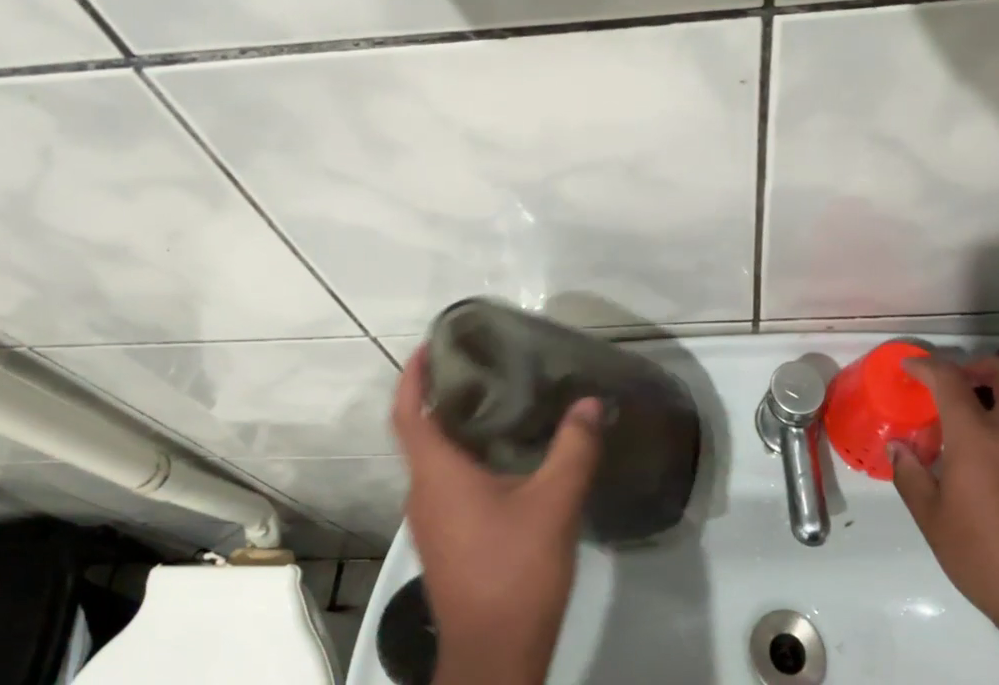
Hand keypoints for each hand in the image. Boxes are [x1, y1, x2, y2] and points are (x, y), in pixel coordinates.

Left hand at [391, 348, 603, 684]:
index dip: (412, 375)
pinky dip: (464, 460)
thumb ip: (573, 449)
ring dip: (455, 430)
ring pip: (434, 462)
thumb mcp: (554, 504)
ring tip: (498, 405)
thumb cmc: (515, 572)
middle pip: (421, 433)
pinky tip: (504, 461)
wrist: (495, 654)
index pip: (408, 412)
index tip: (429, 345)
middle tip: (481, 368)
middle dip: (442, 397)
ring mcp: (430, 522)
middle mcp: (423, 494)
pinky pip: (445, 486)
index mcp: (437, 475)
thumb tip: (589, 402)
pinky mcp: (444, 543)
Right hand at [888, 356, 998, 635]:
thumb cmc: (986, 558)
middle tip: (961, 385)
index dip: (927, 365)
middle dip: (984, 366)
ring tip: (972, 458)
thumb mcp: (932, 520)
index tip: (911, 367)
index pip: (950, 380)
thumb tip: (899, 449)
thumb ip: (911, 476)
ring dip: (998, 419)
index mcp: (978, 438)